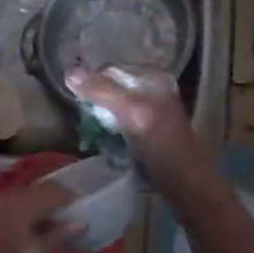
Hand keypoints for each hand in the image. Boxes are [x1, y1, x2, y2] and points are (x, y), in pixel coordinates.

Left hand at [0, 180, 74, 252]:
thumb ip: (57, 238)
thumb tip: (81, 223)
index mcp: (20, 210)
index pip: (53, 190)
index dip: (70, 198)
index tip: (81, 210)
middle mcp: (4, 199)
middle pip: (37, 189)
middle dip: (54, 200)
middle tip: (67, 218)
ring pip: (22, 194)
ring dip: (38, 205)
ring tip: (49, 224)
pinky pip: (9, 202)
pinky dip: (22, 209)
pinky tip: (28, 227)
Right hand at [68, 68, 213, 177]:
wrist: (183, 183)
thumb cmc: (162, 146)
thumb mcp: (132, 114)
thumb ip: (104, 92)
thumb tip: (70, 73)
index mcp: (152, 78)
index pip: (110, 69)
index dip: (90, 80)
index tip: (74, 96)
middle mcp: (148, 90)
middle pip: (108, 87)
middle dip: (90, 100)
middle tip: (79, 115)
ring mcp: (143, 111)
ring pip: (107, 105)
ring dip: (93, 115)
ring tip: (84, 127)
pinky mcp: (138, 130)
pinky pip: (112, 121)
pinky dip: (100, 128)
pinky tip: (94, 137)